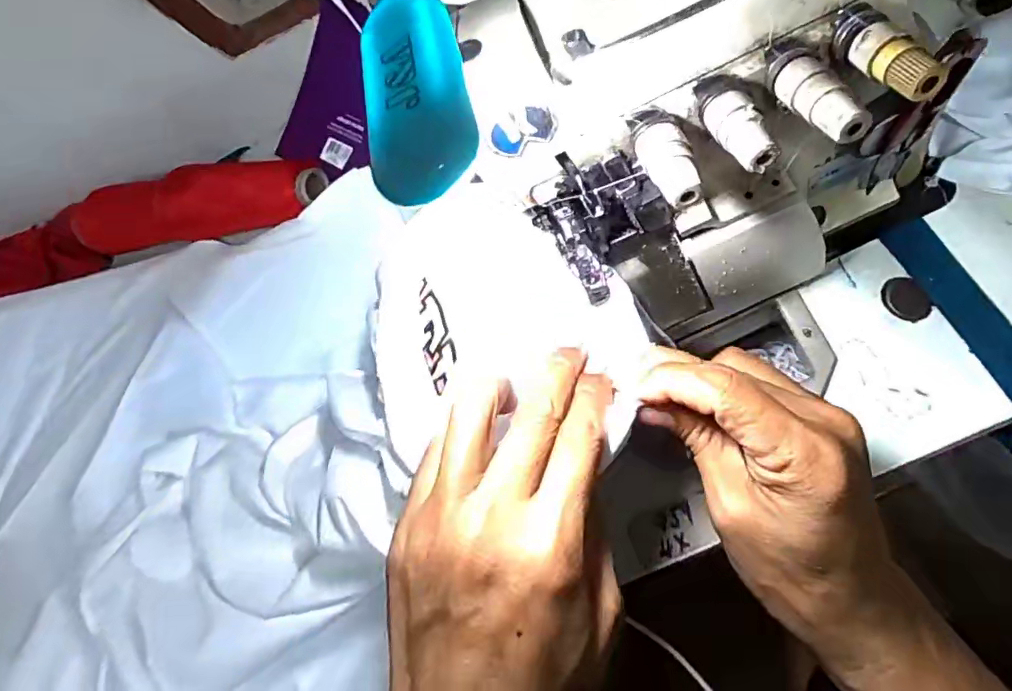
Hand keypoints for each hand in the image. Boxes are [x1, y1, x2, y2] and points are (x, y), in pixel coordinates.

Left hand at [387, 348, 620, 690]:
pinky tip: (481, 426)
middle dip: (560, 370)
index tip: (605, 380)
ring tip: (518, 381)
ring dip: (502, 384)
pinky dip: (463, 426)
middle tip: (572, 353)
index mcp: (549, 539)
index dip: (597, 394)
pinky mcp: (406, 530)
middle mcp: (491, 518)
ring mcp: (439, 520)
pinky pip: (434, 453)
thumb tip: (589, 459)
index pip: (579, 433)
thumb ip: (595, 522)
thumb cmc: (542, 676)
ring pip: (469, 415)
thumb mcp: (600, 604)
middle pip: (532, 411)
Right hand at [635, 348, 1003, 689]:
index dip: (677, 379)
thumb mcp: (732, 511)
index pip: (729, 388)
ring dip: (706, 378)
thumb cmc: (797, 575)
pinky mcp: (823, 414)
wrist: (851, 595)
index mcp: (805, 449)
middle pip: (739, 368)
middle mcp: (824, 418)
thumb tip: (663, 403)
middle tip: (642, 386)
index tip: (640, 383)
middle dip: (686, 374)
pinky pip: (768, 385)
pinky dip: (730, 389)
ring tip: (665, 393)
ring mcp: (828, 412)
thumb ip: (700, 443)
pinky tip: (703, 402)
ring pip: (751, 369)